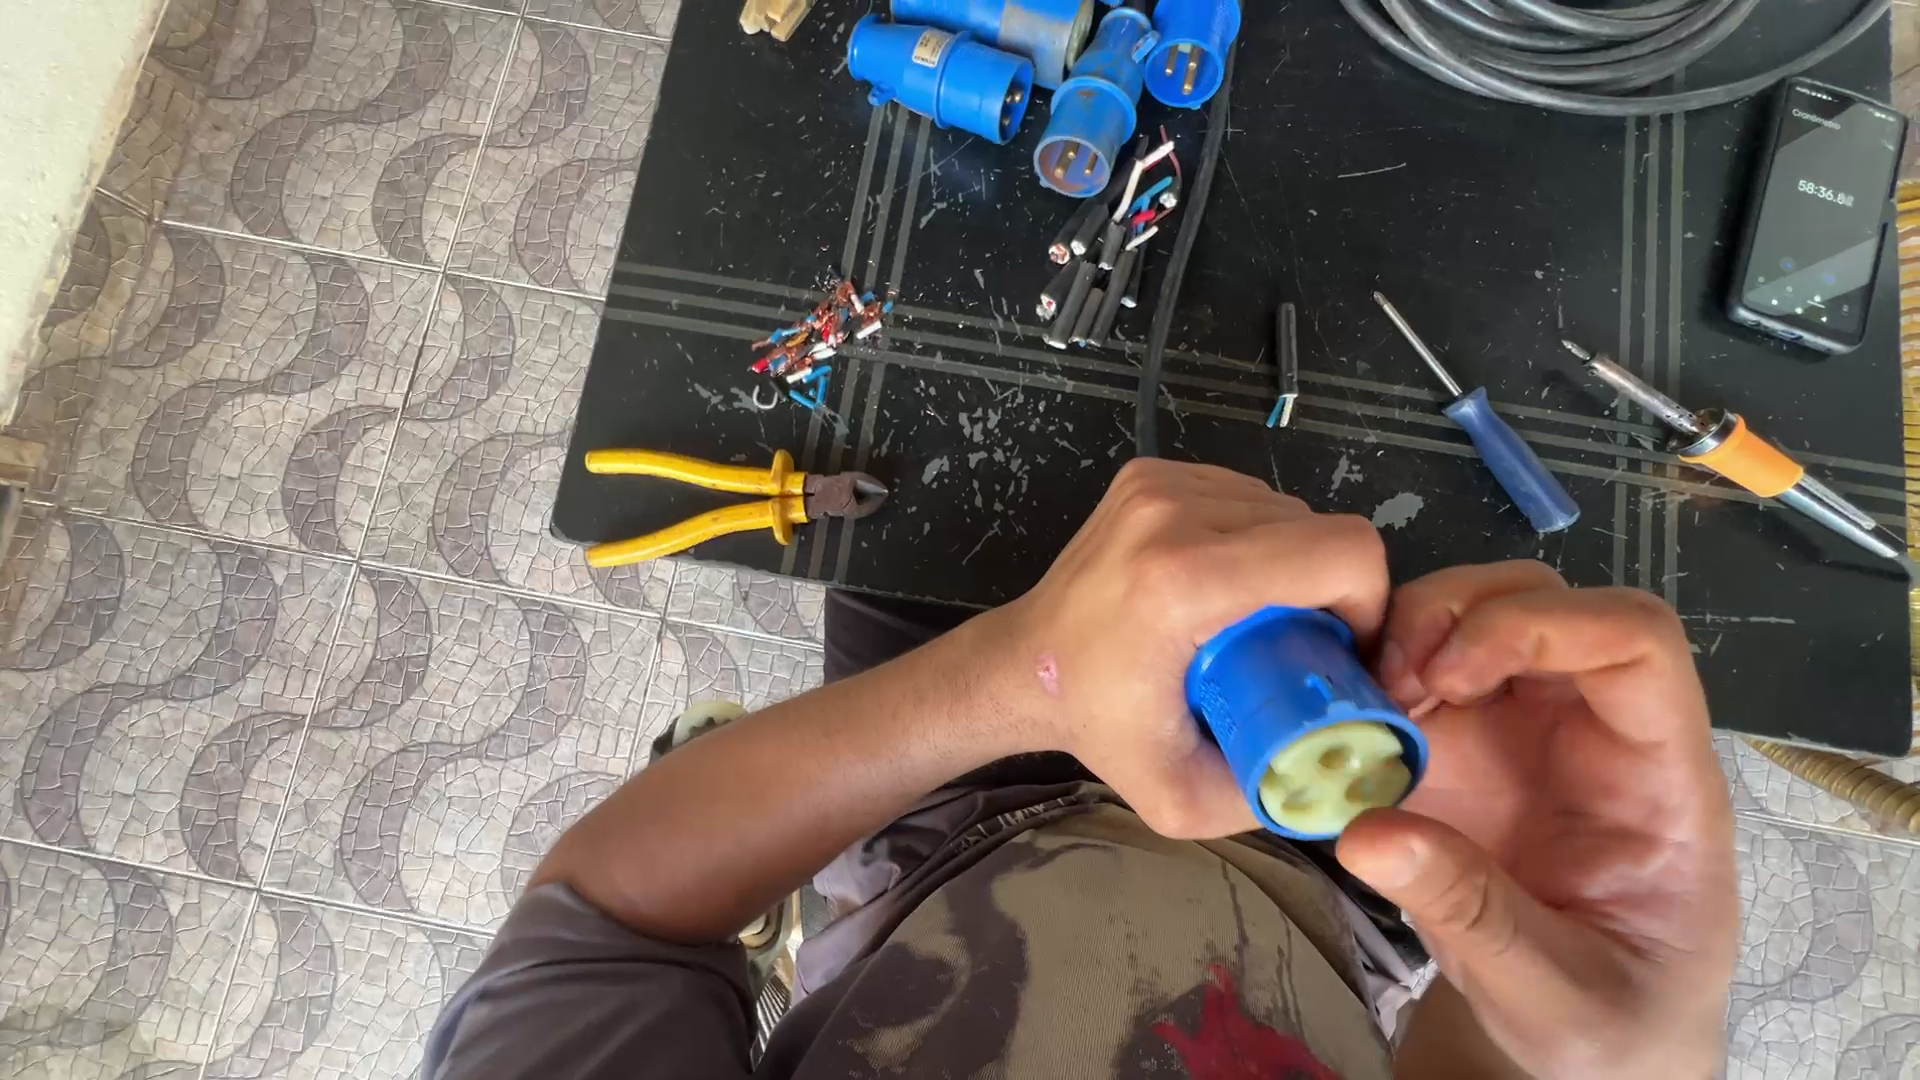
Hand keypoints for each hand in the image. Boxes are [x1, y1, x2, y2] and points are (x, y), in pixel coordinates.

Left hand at [989, 458, 1388, 838]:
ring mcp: (1154, 484)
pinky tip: (1222, 578)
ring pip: (1281, 506)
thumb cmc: (1097, 726)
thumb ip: (1272, 795)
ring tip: (1254, 614)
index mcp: (1183, 581)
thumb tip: (1352, 770)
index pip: (1339, 552)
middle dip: (1326, 587)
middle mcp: (1169, 514)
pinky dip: (1250, 533)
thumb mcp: (1180, 797)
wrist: (1023, 666)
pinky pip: (1240, 493)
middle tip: (1296, 642)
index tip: (1338, 649)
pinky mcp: (1147, 474)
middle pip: (1315, 526)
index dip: (1366, 602)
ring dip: (1287, 559)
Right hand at [1336, 562, 1736, 1078]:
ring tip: (1357, 697)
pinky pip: (1408, 653)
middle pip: (1537, 596)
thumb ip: (1469, 913)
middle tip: (1388, 683)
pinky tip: (1343, 710)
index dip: (1536, 627)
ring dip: (1400, 629)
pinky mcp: (1447, 730)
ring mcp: (1509, 719)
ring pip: (1467, 607)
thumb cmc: (1599, 1017)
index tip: (1447, 677)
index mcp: (1651, 772)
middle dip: (1449, 614)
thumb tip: (1367, 834)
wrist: (1559, 1028)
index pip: (1630, 639)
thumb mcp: (1553, 993)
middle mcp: (1581, 721)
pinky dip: (1367, 661)